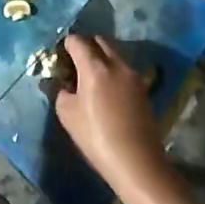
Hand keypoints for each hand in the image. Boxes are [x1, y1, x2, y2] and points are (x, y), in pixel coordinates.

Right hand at [53, 35, 167, 192]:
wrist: (137, 162)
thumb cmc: (97, 137)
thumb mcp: (68, 115)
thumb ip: (61, 92)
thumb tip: (63, 85)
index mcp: (94, 66)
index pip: (77, 41)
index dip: (66, 45)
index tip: (61, 56)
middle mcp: (116, 63)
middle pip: (99, 42)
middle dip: (86, 47)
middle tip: (76, 65)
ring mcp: (133, 75)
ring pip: (114, 55)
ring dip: (102, 59)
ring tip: (93, 81)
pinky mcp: (144, 89)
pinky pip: (124, 71)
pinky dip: (113, 73)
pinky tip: (109, 94)